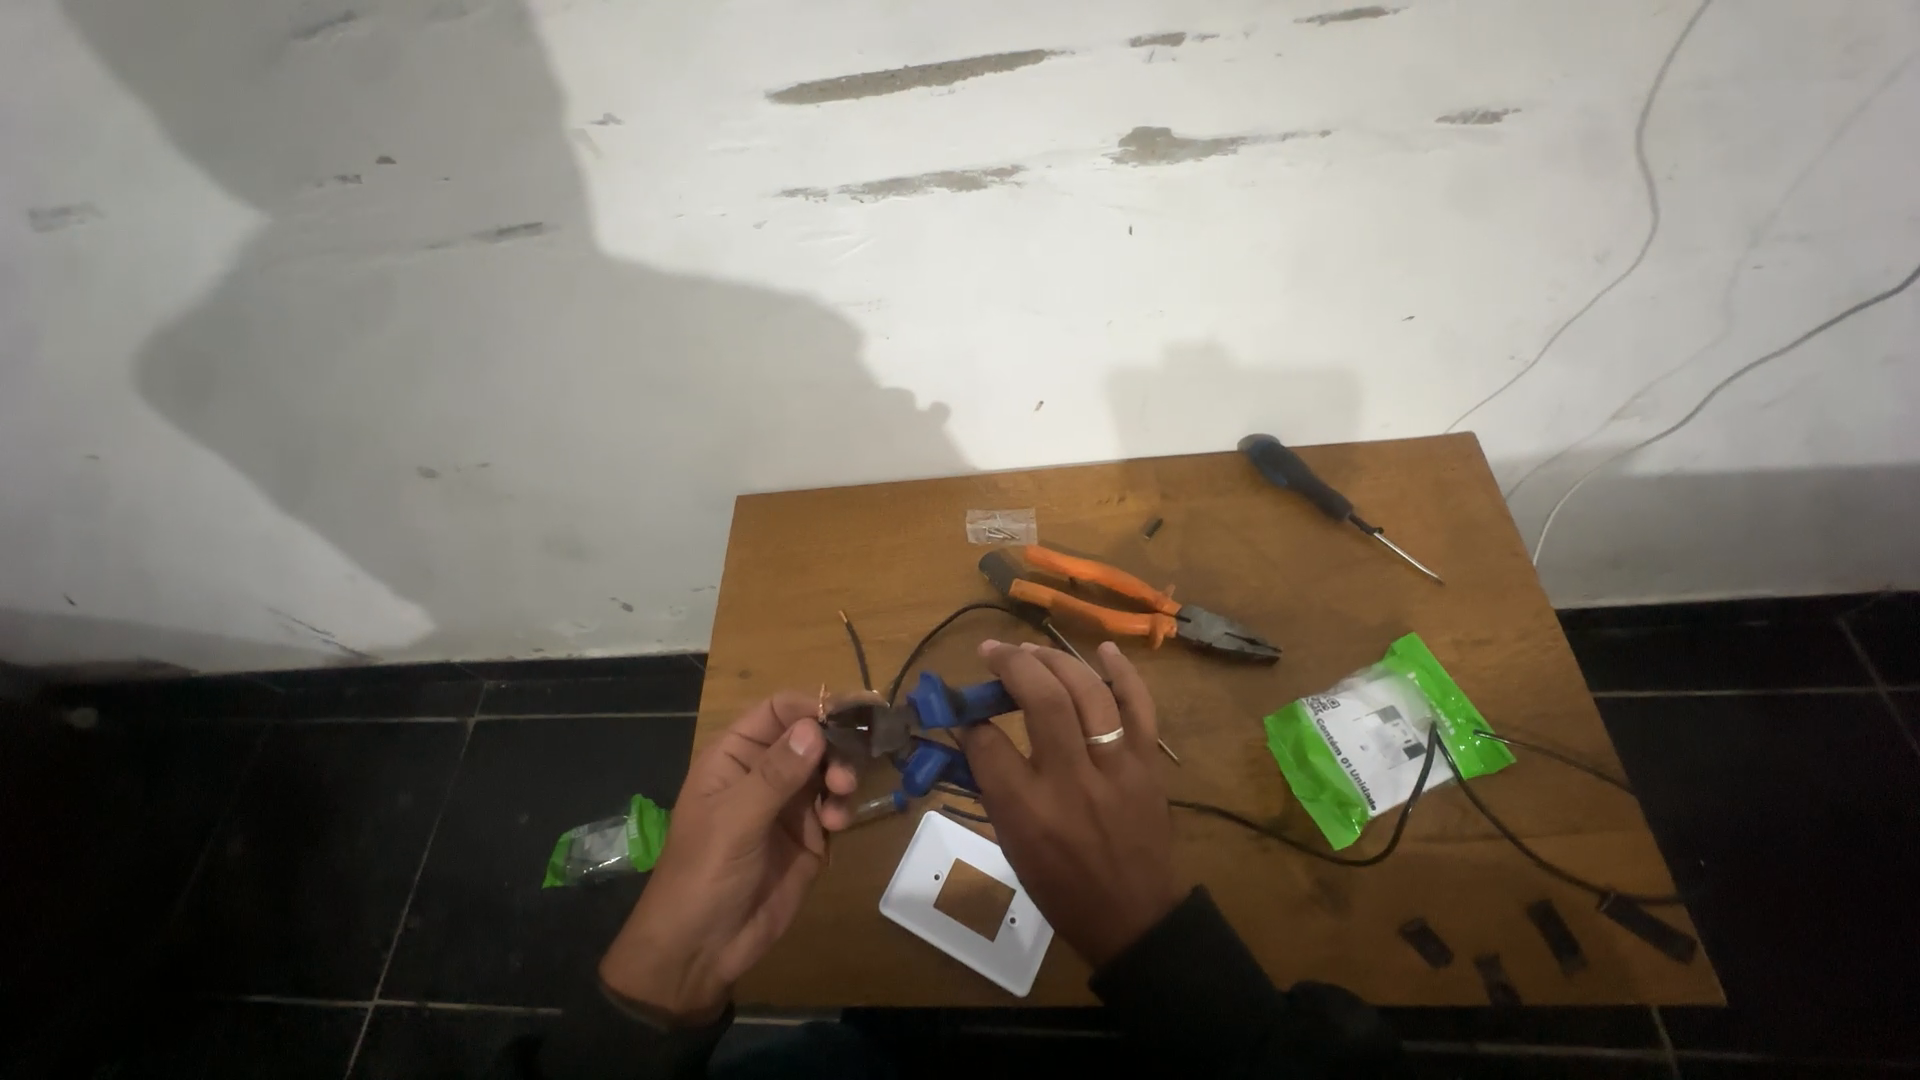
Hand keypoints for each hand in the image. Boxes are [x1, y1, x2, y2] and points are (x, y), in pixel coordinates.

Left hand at [598, 693, 857, 1022]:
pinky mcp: (810, 834)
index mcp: (736, 755)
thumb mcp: (735, 821)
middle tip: (847, 768)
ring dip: (843, 774)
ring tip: (841, 795)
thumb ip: (776, 774)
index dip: (814, 707)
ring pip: (830, 767)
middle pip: (813, 736)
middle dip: (836, 744)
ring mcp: (789, 803)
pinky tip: (837, 825)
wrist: (700, 951)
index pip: (780, 710)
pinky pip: (836, 804)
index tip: (851, 713)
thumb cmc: (702, 875)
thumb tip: (816, 727)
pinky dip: (843, 807)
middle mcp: (765, 771)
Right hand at [959, 640, 1183, 967]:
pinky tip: (1103, 649)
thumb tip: (976, 732)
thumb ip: (994, 785)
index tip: (967, 712)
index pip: (990, 745)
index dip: (972, 721)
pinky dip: (1123, 674)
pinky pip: (1139, 707)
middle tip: (993, 651)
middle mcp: (1073, 782)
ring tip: (1031, 650)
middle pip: (1043, 701)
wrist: (1135, 918)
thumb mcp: (1012, 844)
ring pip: (1089, 694)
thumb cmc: (1061, 887)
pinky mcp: (1148, 765)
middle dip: (1012, 666)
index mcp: (1030, 813)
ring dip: (1056, 661)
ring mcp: (1117, 769)